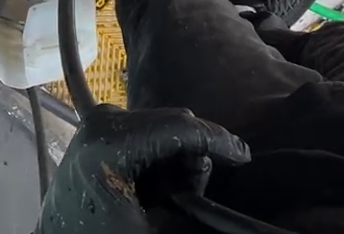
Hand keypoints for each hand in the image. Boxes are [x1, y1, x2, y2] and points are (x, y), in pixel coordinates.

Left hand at [36, 104, 249, 233]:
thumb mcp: (153, 229)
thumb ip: (189, 194)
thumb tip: (210, 167)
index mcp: (112, 141)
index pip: (180, 127)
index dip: (217, 140)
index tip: (244, 156)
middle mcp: (104, 120)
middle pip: (173, 124)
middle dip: (193, 156)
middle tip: (194, 196)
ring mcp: (99, 121)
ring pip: (162, 128)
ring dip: (176, 159)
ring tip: (168, 198)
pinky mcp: (99, 129)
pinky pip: (145, 133)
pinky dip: (159, 158)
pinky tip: (154, 188)